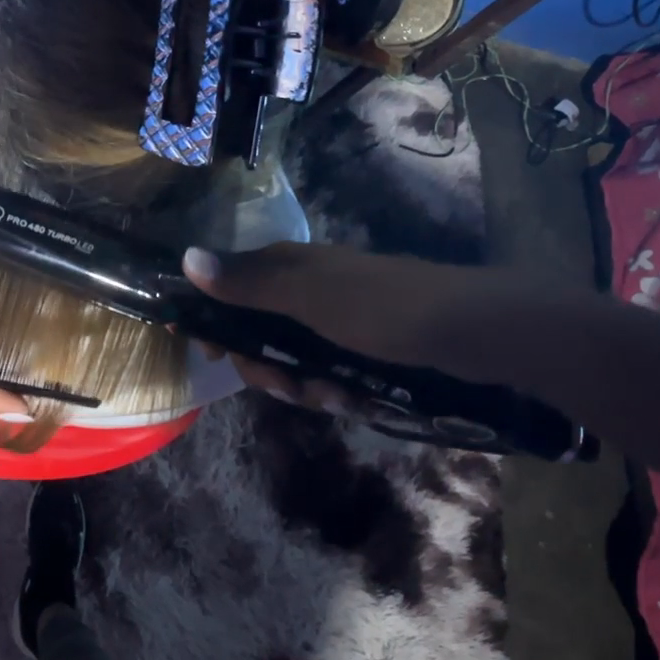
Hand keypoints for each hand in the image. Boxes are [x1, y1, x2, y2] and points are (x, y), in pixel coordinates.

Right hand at [182, 243, 528, 406]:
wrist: (474, 332)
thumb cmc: (380, 308)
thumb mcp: (305, 297)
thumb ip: (245, 283)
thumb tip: (184, 258)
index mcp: (286, 267)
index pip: (226, 287)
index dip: (212, 320)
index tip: (210, 353)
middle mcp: (305, 288)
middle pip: (255, 330)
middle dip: (262, 365)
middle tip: (281, 385)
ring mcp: (336, 318)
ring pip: (291, 357)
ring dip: (300, 384)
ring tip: (329, 397)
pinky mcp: (365, 345)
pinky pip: (326, 371)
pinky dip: (332, 390)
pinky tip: (351, 401)